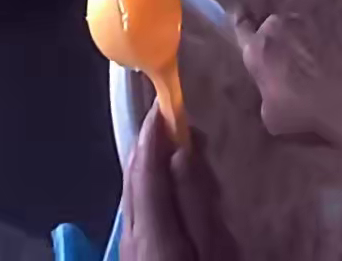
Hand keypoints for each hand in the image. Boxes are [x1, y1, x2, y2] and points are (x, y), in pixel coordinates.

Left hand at [122, 104, 236, 260]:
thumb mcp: (214, 249)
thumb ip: (195, 202)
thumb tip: (182, 151)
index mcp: (150, 233)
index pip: (144, 168)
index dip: (153, 129)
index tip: (166, 96)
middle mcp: (129, 234)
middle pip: (133, 173)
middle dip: (154, 138)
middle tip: (181, 116)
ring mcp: (127, 244)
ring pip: (133, 186)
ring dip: (154, 158)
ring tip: (184, 146)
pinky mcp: (134, 251)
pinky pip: (138, 201)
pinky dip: (153, 179)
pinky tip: (175, 182)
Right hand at [231, 0, 341, 141]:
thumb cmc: (306, 110)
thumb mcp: (271, 115)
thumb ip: (265, 88)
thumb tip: (272, 84)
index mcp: (257, 48)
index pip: (241, 29)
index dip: (244, 30)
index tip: (248, 31)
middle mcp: (277, 22)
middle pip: (271, 22)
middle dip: (277, 32)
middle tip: (288, 47)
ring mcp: (306, 12)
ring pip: (297, 12)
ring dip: (300, 24)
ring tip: (312, 38)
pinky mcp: (332, 8)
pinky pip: (323, 10)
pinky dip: (325, 20)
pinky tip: (334, 32)